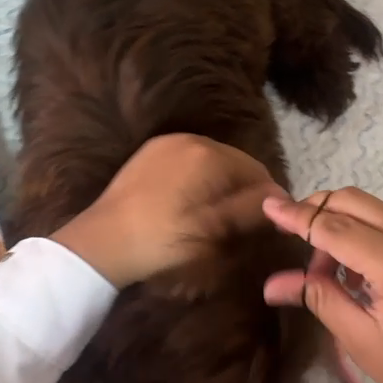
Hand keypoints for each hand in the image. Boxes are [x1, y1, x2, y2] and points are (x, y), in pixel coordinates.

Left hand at [52, 134, 281, 288]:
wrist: (102, 243)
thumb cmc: (163, 241)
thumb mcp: (213, 232)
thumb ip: (250, 210)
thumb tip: (281, 198)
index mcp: (209, 154)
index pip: (256, 170)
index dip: (266, 198)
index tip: (266, 225)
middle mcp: (190, 139)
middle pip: (233, 163)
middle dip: (242, 189)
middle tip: (240, 224)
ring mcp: (165, 143)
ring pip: (209, 162)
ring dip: (219, 185)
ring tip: (213, 217)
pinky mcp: (148, 154)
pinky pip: (186, 162)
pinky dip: (196, 180)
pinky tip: (186, 205)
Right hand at [262, 188, 382, 382]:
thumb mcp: (362, 342)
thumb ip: (318, 299)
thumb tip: (272, 283)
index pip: (335, 227)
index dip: (297, 216)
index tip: (266, 206)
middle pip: (353, 201)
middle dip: (317, 211)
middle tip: (290, 239)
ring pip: (370, 208)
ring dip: (339, 224)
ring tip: (324, 272)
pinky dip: (362, 233)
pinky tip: (353, 272)